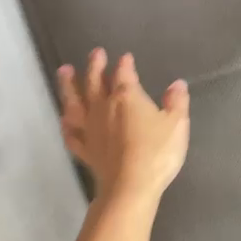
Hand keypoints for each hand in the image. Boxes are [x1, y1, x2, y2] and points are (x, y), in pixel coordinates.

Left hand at [56, 49, 190, 205]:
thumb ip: (177, 102)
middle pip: (94, 82)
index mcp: (127, 97)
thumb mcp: (177, 124)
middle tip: (95, 53)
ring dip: (69, 86)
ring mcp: (90, 129)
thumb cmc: (157, 152)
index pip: (124, 74)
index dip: (125, 64)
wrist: (130, 187)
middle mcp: (104, 108)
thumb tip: (177, 84)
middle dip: (95, 66)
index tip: (125, 57)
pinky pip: (71, 134)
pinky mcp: (85, 150)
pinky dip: (66, 124)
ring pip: (75, 102)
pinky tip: (64, 119)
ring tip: (64, 71)